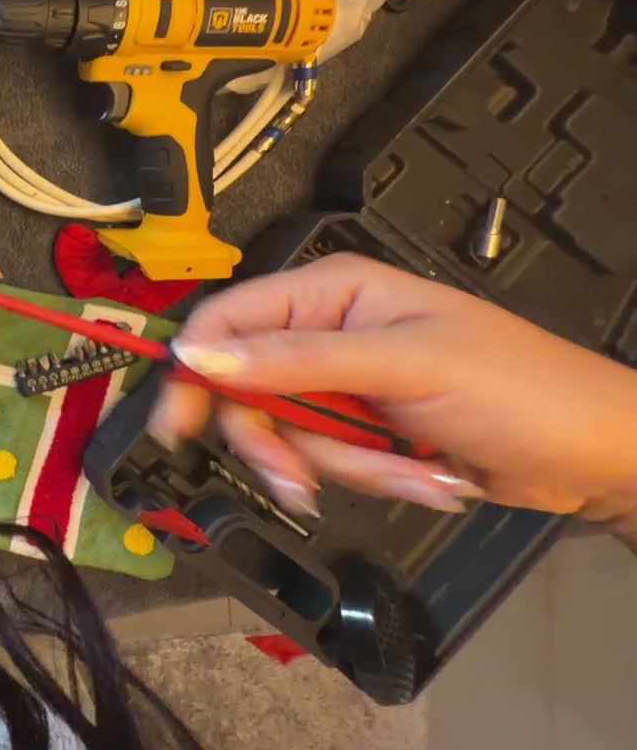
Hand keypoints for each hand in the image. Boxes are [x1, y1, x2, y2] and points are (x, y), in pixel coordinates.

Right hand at [148, 254, 636, 526]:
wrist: (618, 462)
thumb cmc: (527, 391)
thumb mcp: (405, 365)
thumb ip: (293, 359)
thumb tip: (194, 352)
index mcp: (325, 294)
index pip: (224, 321)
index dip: (193, 367)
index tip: (177, 420)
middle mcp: (318, 331)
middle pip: (241, 383)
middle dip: (273, 435)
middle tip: (291, 475)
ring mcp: (335, 380)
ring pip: (277, 426)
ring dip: (332, 462)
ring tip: (406, 473)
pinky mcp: (352, 424)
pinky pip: (316, 452)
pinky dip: (360, 473)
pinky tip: (419, 473)